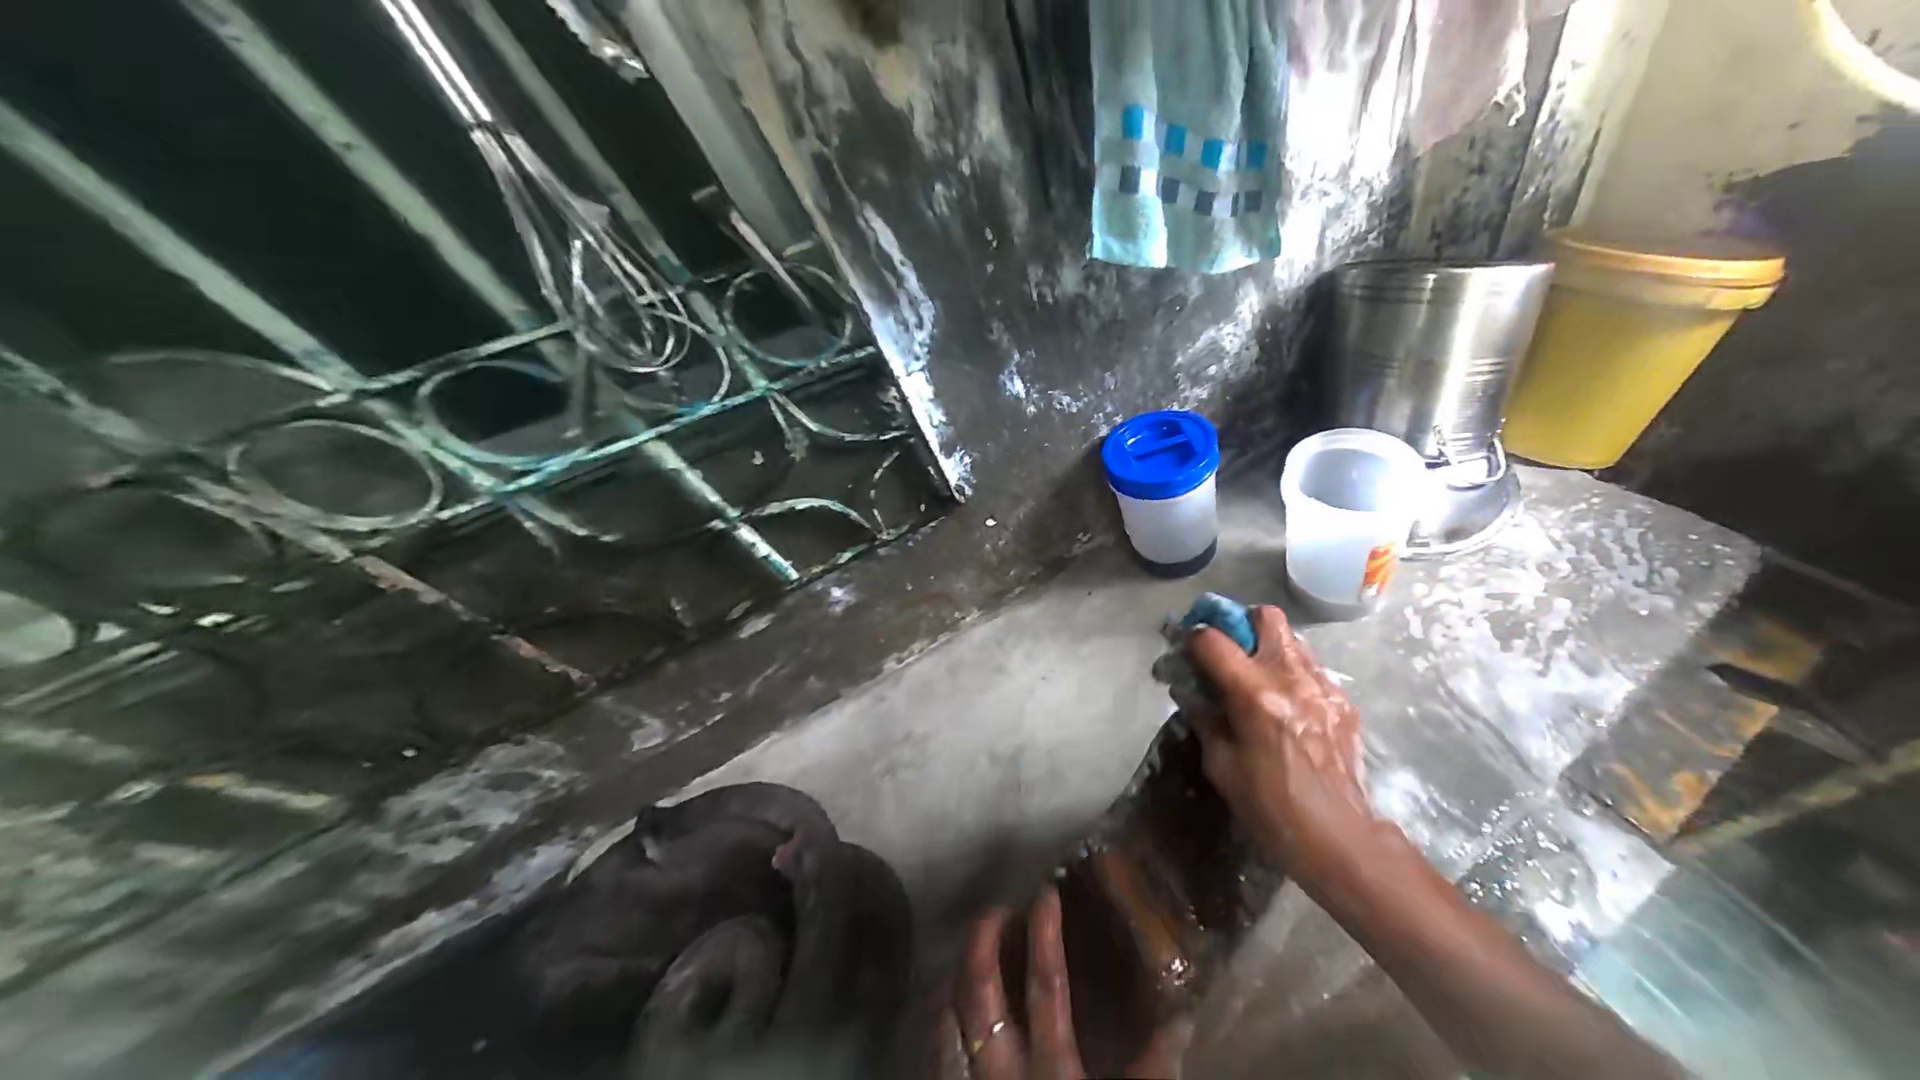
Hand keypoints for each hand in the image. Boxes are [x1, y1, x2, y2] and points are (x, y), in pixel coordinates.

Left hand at [933, 888, 1188, 1079]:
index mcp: (1053, 1072)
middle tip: (993, 910)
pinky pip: (936, 1059)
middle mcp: (1004, 1076)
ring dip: (953, 976)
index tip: (1045, 894)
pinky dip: (938, 1023)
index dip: (1044, 934)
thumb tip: (1181, 1019)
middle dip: (981, 941)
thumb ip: (1157, 1072)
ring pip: (947, 1020)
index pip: (1046, 986)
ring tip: (966, 951)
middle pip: (981, 993)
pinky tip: (945, 1007)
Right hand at [1187, 605, 1372, 881]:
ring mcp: (1324, 688)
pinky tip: (1286, 706)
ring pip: (1293, 639)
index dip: (1192, 637)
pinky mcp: (1344, 703)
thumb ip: (1205, 719)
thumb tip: (1191, 693)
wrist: (1340, 839)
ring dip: (1268, 648)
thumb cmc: (1269, 808)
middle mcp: (1291, 679)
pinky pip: (1313, 670)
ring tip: (1256, 676)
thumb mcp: (1220, 765)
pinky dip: (1292, 675)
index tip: (1184, 646)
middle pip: (1265, 617)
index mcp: (1254, 696)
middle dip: (1240, 623)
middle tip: (1228, 648)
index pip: (1213, 640)